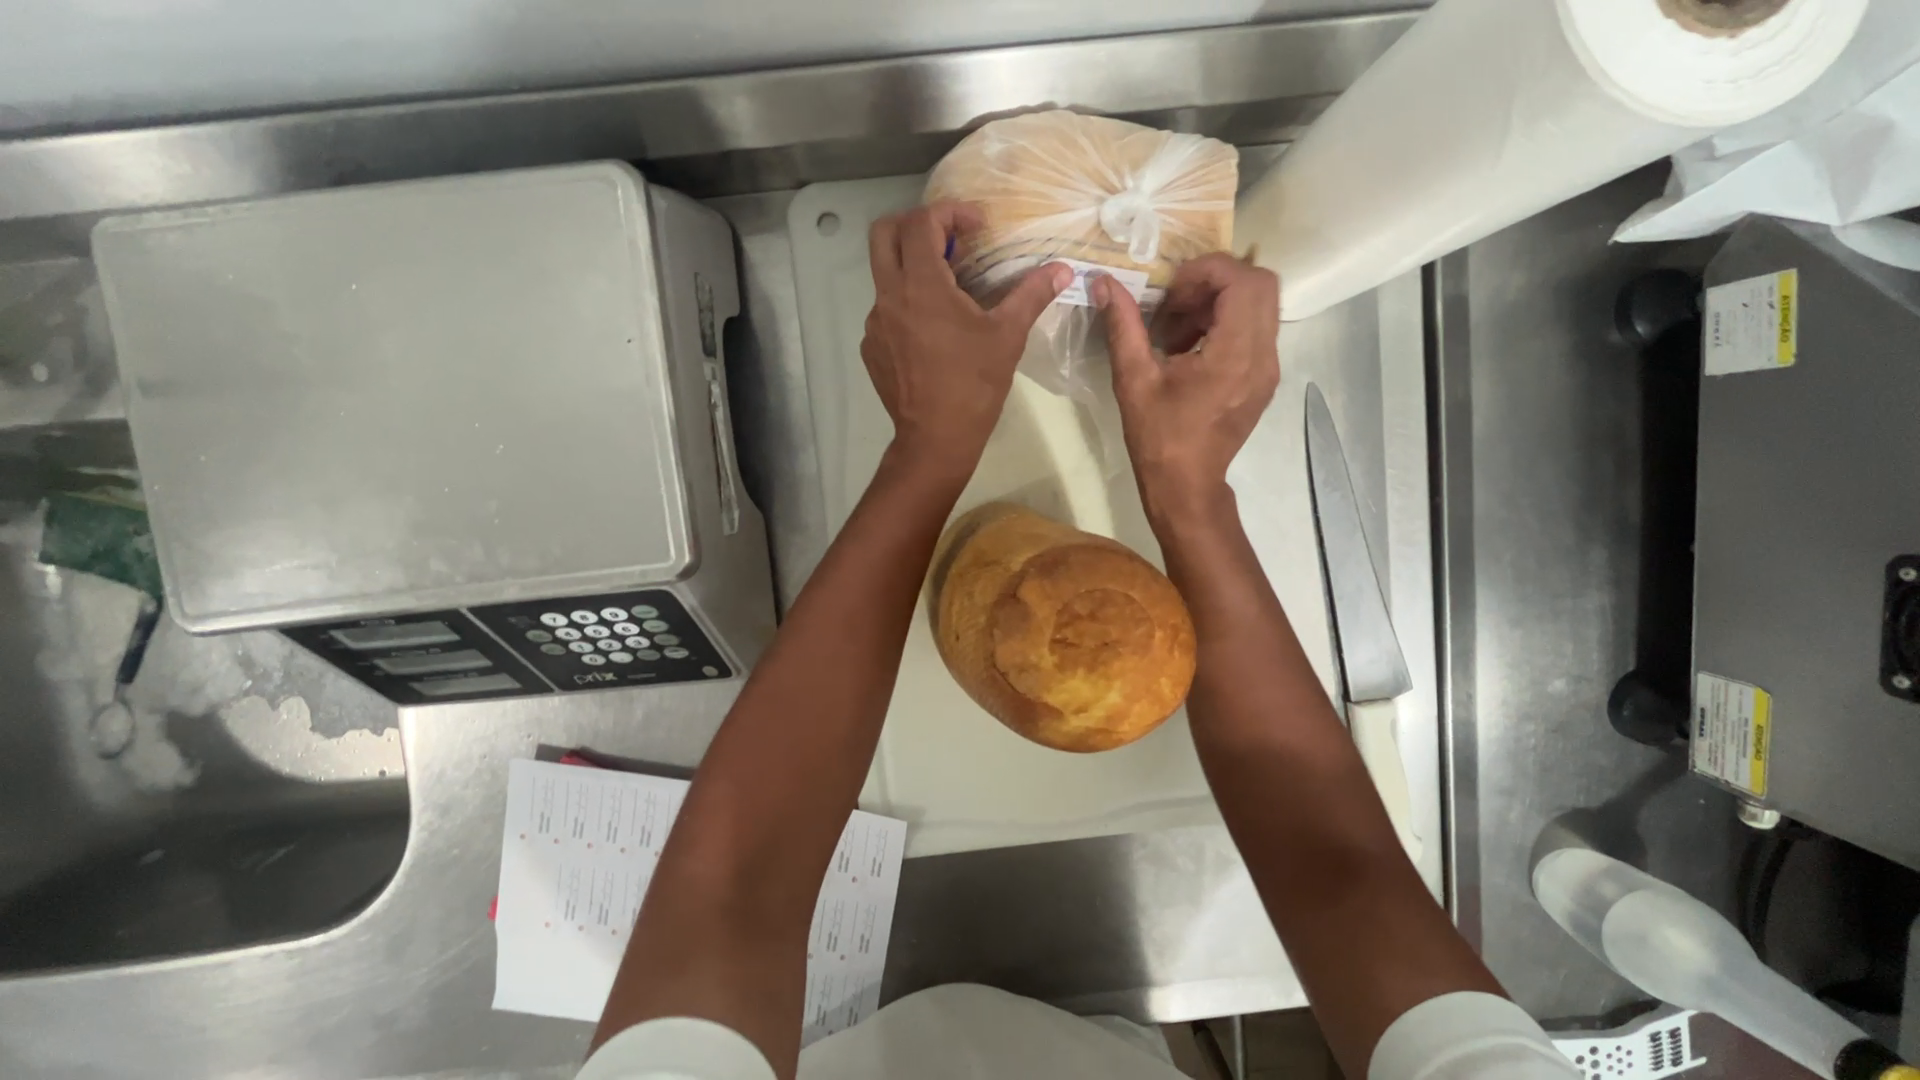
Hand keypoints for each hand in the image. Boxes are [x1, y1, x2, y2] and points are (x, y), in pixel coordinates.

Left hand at [862, 202, 1069, 475]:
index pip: (921, 223)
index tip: (976, 225)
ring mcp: (875, 324)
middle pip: (884, 234)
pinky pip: (885, 310)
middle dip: (915, 225)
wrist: (935, 439)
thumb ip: (1032, 295)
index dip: (950, 212)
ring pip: (883, 275)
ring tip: (948, 291)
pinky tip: (934, 331)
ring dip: (912, 268)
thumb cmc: (974, 385)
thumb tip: (1062, 269)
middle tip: (949, 241)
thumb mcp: (1007, 336)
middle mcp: (888, 297)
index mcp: (920, 286)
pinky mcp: (871, 347)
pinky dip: (907, 305)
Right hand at [1092, 254, 1279, 517]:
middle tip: (1177, 304)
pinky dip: (1227, 322)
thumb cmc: (1158, 437)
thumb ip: (1123, 326)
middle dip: (1215, 281)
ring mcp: (1269, 367)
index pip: (1243, 281)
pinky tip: (1191, 348)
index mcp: (1234, 355)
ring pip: (1261, 304)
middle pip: (1260, 284)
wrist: (1186, 485)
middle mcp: (1263, 356)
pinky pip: (1256, 328)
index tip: (1170, 293)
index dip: (1206, 271)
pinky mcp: (1264, 377)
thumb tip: (1105, 284)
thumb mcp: (1133, 380)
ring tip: (1179, 330)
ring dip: (1220, 302)